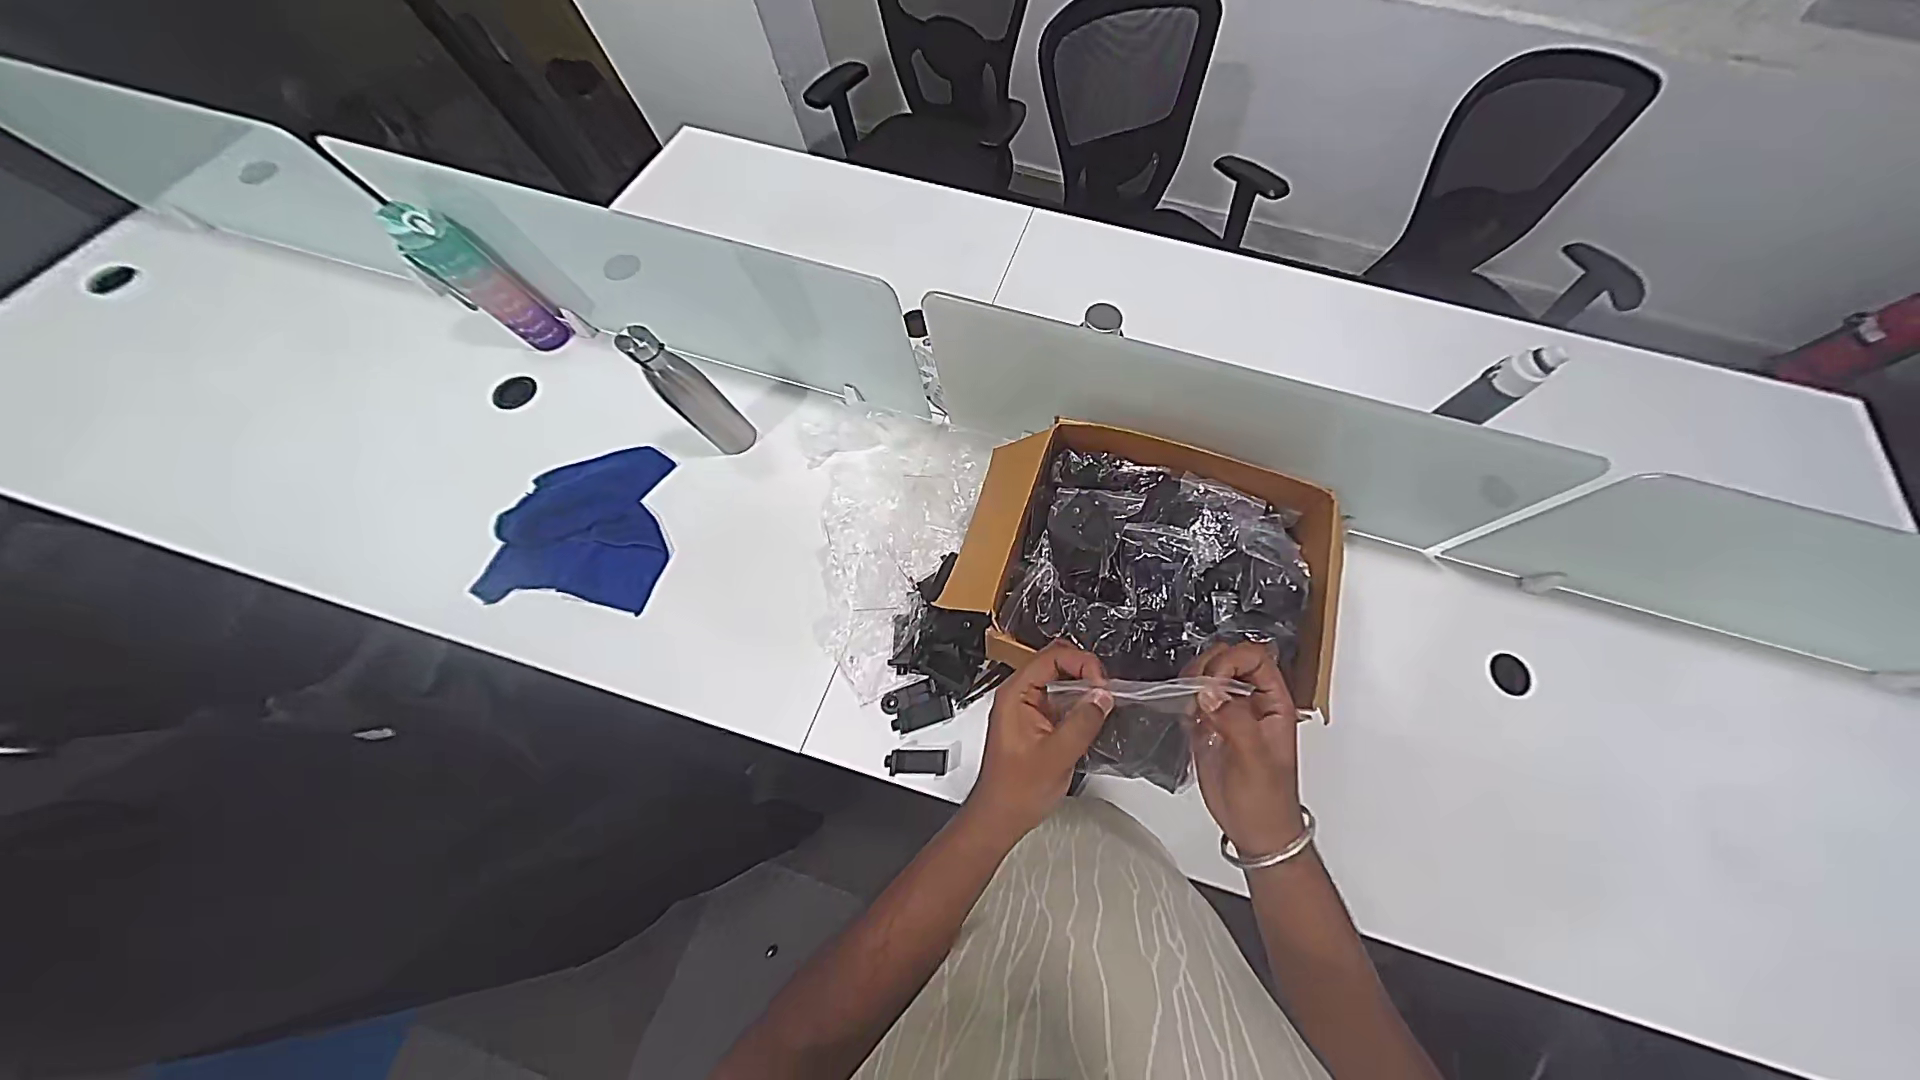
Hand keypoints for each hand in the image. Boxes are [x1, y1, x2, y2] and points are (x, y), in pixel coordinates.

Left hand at [964, 643, 1111, 839]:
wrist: (1001, 815)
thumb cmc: (1014, 790)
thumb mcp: (1057, 755)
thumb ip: (1082, 722)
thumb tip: (1102, 697)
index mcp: (1015, 694)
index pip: (1052, 656)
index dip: (1081, 664)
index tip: (1100, 685)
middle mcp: (1019, 695)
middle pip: (1057, 662)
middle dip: (1084, 671)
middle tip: (1103, 692)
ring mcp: (1028, 707)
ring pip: (1061, 681)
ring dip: (1083, 689)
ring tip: (1100, 706)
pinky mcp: (1037, 721)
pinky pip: (1062, 701)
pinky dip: (1079, 705)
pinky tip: (1091, 720)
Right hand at [1186, 642, 1305, 856]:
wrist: (1254, 831)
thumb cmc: (1267, 801)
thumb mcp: (1256, 760)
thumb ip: (1235, 721)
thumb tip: (1210, 691)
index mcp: (1274, 704)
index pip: (1255, 658)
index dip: (1232, 662)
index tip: (1215, 682)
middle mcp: (1251, 703)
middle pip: (1228, 659)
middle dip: (1209, 668)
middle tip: (1199, 692)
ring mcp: (1228, 712)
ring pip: (1208, 674)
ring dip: (1194, 681)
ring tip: (1193, 705)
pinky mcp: (1207, 724)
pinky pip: (1193, 696)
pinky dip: (1184, 697)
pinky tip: (1188, 717)